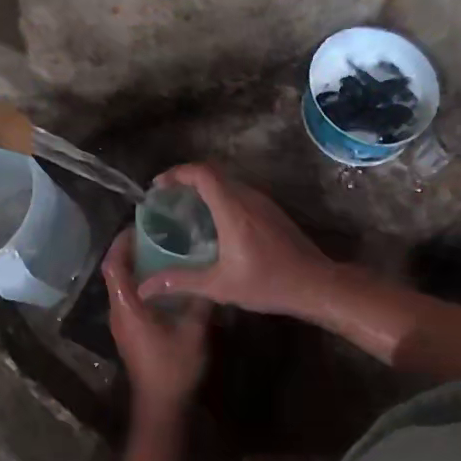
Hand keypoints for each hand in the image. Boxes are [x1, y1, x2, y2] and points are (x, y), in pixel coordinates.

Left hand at [103, 233, 208, 421]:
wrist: (161, 406)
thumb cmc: (173, 368)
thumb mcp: (193, 331)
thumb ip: (200, 300)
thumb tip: (212, 273)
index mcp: (127, 307)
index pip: (112, 266)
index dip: (120, 243)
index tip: (138, 224)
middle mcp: (117, 311)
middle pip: (114, 272)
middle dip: (130, 249)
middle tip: (156, 231)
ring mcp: (122, 323)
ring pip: (121, 284)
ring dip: (136, 265)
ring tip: (163, 248)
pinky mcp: (129, 331)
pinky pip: (129, 296)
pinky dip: (141, 281)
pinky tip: (166, 278)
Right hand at [135, 163, 334, 316]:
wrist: (315, 284)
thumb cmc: (267, 284)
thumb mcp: (219, 286)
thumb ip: (181, 282)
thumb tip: (145, 288)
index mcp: (233, 209)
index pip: (202, 173)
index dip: (177, 173)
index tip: (158, 186)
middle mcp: (248, 197)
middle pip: (213, 173)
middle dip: (186, 179)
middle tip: (166, 198)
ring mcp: (263, 202)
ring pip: (228, 182)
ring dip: (204, 188)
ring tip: (185, 209)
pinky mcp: (272, 210)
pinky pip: (239, 193)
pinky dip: (220, 197)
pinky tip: (213, 222)